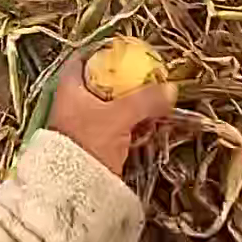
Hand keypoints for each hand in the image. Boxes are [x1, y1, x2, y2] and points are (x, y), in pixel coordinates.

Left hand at [47, 52, 173, 176]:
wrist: (75, 191)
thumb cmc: (89, 143)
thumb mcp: (119, 116)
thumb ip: (145, 100)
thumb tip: (171, 88)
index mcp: (70, 87)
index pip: (83, 58)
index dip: (102, 50)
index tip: (124, 50)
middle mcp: (73, 102)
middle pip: (102, 82)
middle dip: (126, 81)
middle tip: (147, 76)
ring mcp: (83, 124)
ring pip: (111, 105)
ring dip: (133, 104)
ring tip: (155, 101)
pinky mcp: (94, 144)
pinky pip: (116, 125)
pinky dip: (132, 122)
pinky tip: (149, 125)